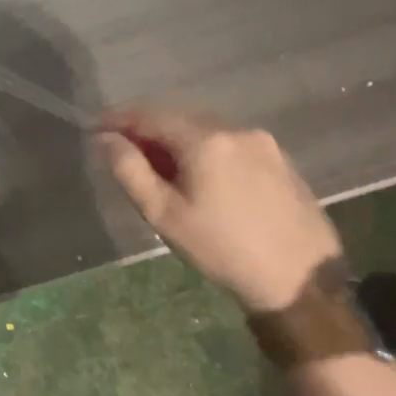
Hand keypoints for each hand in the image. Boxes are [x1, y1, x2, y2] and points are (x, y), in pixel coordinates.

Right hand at [98, 108, 342, 313]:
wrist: (301, 279)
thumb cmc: (220, 248)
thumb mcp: (161, 213)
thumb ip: (129, 170)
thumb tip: (106, 139)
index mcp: (206, 140)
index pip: (150, 116)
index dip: (117, 120)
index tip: (93, 129)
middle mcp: (237, 130)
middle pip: (179, 117)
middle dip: (146, 130)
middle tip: (122, 152)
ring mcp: (265, 144)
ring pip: (205, 130)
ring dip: (175, 140)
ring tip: (157, 168)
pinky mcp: (281, 161)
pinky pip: (229, 143)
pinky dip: (203, 150)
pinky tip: (197, 177)